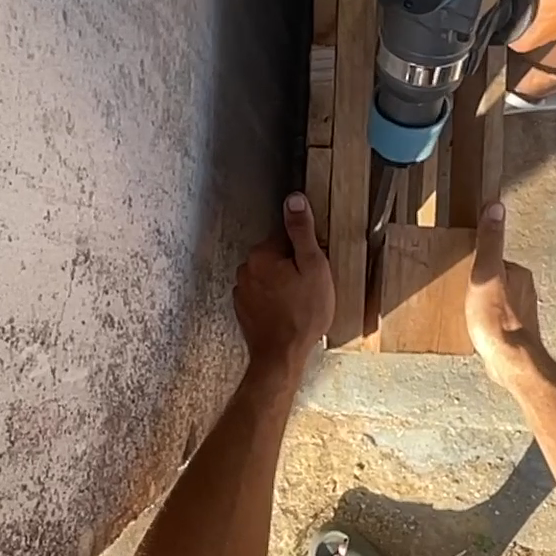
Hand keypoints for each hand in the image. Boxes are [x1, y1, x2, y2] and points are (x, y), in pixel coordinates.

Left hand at [233, 193, 335, 373]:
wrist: (282, 356)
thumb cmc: (302, 316)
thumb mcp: (314, 267)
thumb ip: (302, 231)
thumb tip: (294, 199)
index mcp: (262, 254)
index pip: (287, 238)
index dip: (306, 253)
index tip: (314, 270)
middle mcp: (246, 269)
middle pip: (276, 256)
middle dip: (293, 268)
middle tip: (310, 288)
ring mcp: (242, 290)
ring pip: (269, 276)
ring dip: (283, 284)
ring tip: (299, 304)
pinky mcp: (243, 308)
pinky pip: (262, 294)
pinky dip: (274, 300)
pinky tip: (287, 313)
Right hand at [466, 201, 544, 385]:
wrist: (509, 359)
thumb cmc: (496, 319)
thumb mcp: (485, 273)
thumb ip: (490, 242)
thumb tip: (495, 208)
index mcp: (518, 274)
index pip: (496, 258)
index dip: (479, 261)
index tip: (467, 263)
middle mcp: (524, 292)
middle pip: (499, 279)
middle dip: (483, 282)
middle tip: (463, 287)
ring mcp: (521, 314)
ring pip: (500, 300)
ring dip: (486, 302)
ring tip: (467, 308)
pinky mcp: (514, 333)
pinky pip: (498, 320)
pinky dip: (488, 321)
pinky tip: (477, 328)